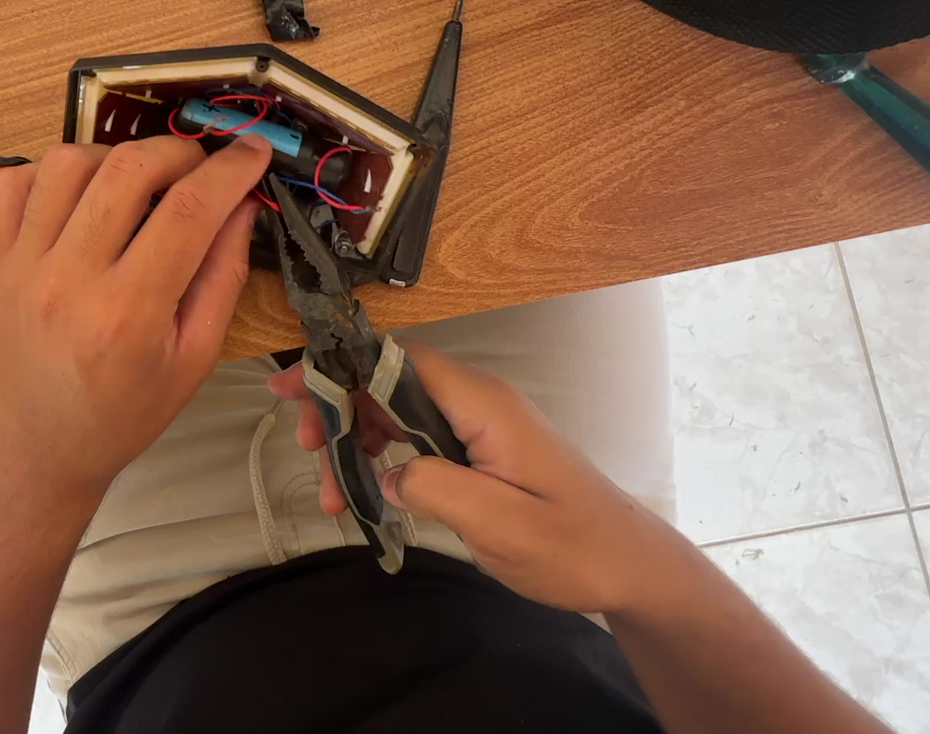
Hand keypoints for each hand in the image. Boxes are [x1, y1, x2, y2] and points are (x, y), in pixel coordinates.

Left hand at [0, 134, 273, 512]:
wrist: (37, 451)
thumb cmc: (123, 416)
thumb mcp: (193, 360)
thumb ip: (222, 277)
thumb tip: (242, 204)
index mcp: (128, 313)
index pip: (189, 211)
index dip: (231, 169)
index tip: (253, 151)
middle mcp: (69, 278)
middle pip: (128, 169)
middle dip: (180, 150)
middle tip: (200, 167)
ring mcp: (21, 264)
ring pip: (68, 162)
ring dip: (116, 156)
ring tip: (139, 184)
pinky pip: (12, 183)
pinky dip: (50, 172)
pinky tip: (78, 196)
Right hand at [268, 343, 698, 614]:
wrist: (634, 571)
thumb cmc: (574, 547)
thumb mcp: (500, 524)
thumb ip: (433, 486)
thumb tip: (388, 472)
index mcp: (479, 401)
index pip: (394, 359)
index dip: (339, 366)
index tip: (294, 388)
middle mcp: (472, 399)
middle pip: (384, 382)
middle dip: (337, 408)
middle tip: (308, 450)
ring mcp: (472, 421)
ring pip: (392, 410)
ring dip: (354, 441)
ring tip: (332, 493)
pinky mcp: (473, 445)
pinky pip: (411, 435)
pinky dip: (380, 457)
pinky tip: (364, 491)